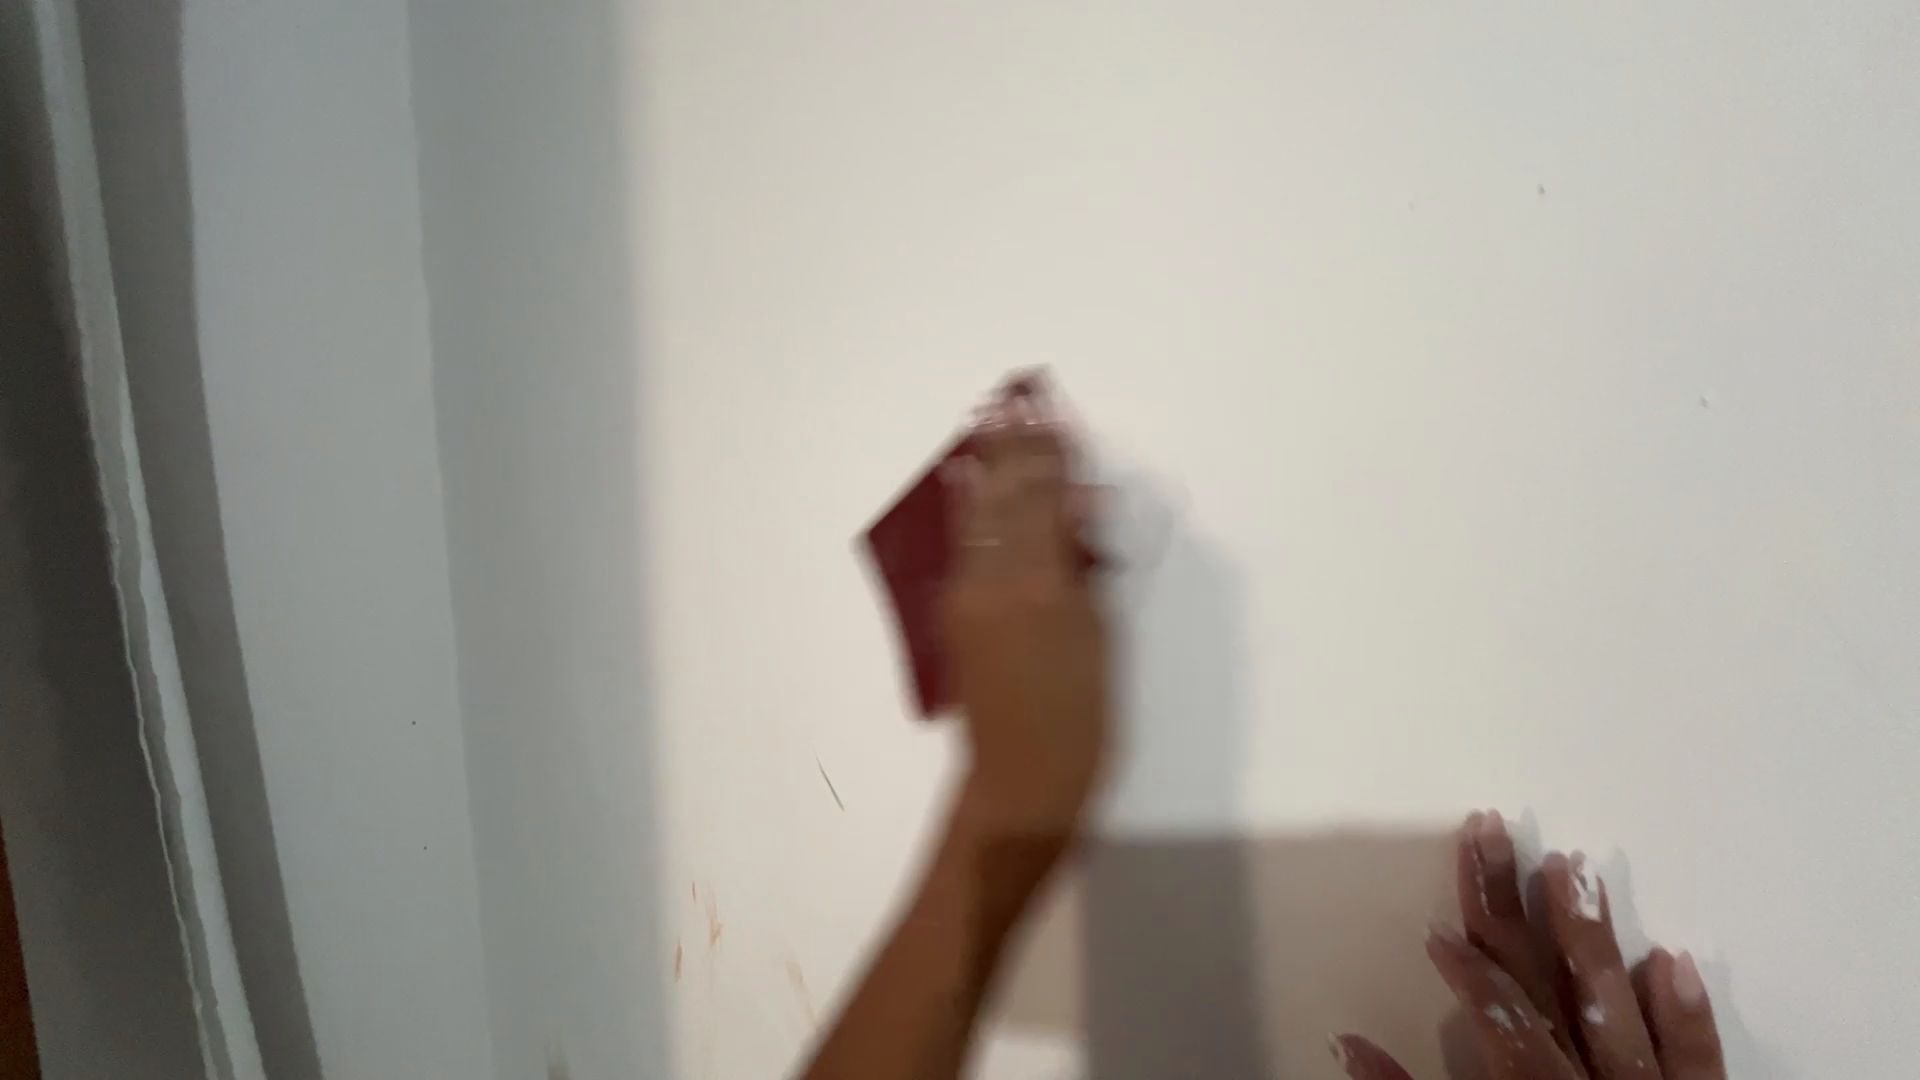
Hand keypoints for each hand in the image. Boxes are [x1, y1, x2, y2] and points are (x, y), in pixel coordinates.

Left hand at [942, 392, 1109, 838]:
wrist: (1020, 780)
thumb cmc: (1082, 720)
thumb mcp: (1100, 641)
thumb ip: (1082, 573)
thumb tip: (1073, 520)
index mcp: (1041, 587)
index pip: (1045, 505)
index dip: (1052, 462)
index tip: (1059, 426)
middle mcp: (994, 581)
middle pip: (1004, 501)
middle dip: (1016, 454)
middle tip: (1021, 410)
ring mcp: (966, 596)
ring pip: (977, 519)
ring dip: (989, 472)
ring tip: (992, 428)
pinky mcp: (954, 614)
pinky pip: (965, 547)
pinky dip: (973, 511)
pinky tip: (972, 484)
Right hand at [1334, 812, 1727, 1079]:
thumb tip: (1341, 1041)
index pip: (1497, 1010)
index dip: (1465, 965)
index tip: (1434, 927)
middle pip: (1544, 976)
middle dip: (1511, 900)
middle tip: (1493, 830)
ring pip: (1616, 1001)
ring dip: (1591, 931)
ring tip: (1572, 864)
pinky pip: (1699, 1065)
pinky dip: (1686, 1014)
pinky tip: (1672, 956)